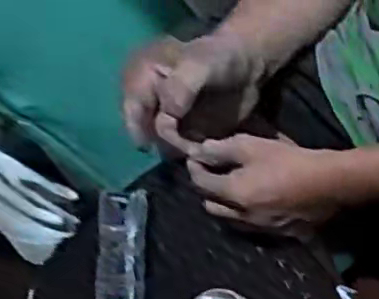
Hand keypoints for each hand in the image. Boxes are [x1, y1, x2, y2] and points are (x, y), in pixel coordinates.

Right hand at [122, 33, 265, 147]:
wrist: (245, 70)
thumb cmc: (218, 60)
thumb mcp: (198, 66)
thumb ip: (182, 87)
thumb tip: (169, 112)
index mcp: (144, 74)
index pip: (133, 103)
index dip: (135, 125)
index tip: (144, 146)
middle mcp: (154, 95)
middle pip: (148, 124)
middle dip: (162, 141)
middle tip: (186, 151)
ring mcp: (174, 112)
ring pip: (168, 137)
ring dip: (179, 149)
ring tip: (198, 154)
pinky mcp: (193, 125)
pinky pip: (188, 142)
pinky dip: (193, 151)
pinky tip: (207, 157)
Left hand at [183, 135, 340, 232]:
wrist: (329, 185)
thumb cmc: (288, 162)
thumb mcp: (247, 145)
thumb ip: (217, 149)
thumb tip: (198, 152)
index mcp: (234, 194)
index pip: (199, 183)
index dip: (195, 167)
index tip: (199, 157)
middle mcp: (246, 217)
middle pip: (212, 208)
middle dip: (208, 191)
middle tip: (216, 176)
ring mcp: (267, 229)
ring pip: (234, 222)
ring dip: (230, 208)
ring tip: (237, 193)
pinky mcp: (285, 234)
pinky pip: (259, 228)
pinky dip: (252, 218)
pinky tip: (261, 206)